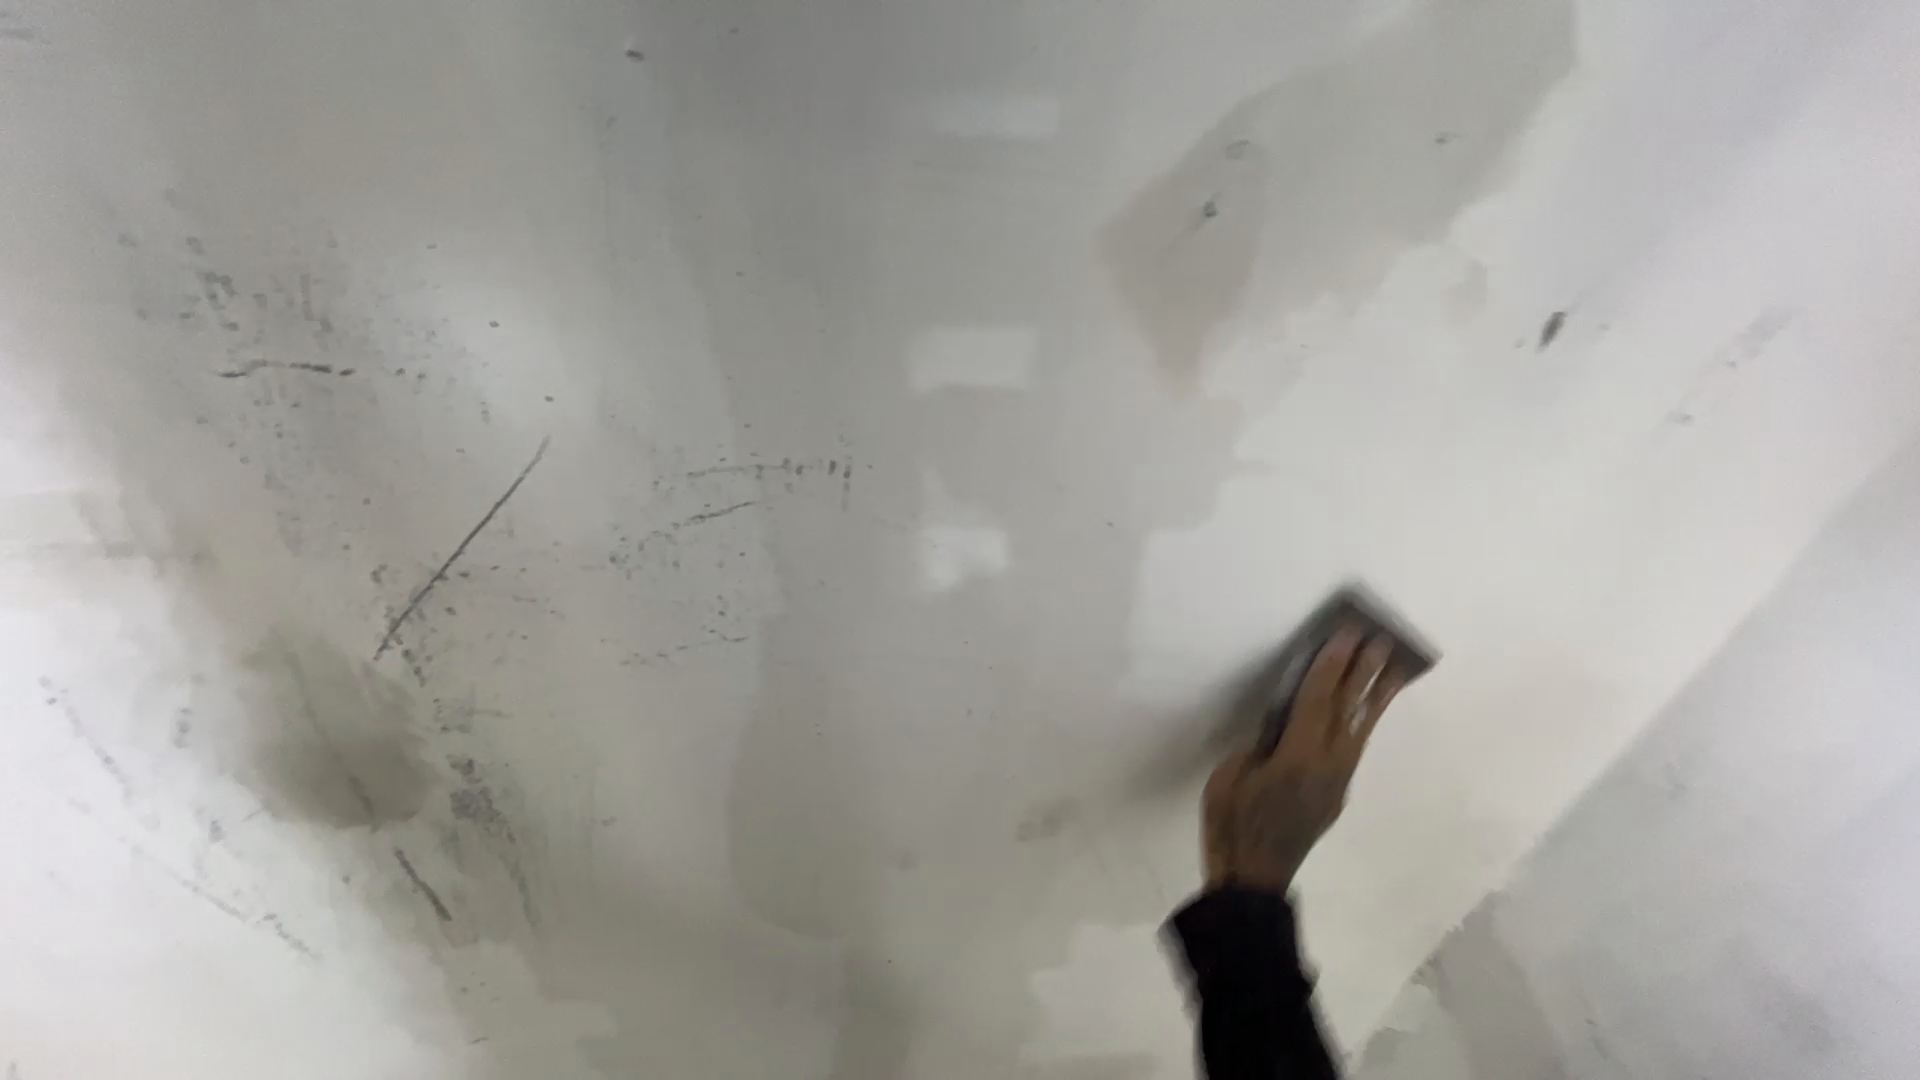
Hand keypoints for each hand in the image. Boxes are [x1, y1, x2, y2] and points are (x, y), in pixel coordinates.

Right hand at [1202, 625, 1406, 892]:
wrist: (1252, 878)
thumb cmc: (1231, 822)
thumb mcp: (1232, 774)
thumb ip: (1260, 747)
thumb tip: (1280, 731)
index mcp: (1298, 758)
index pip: (1318, 701)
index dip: (1331, 666)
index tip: (1346, 636)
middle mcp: (1327, 766)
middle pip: (1348, 711)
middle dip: (1363, 674)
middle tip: (1381, 642)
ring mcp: (1336, 782)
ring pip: (1359, 731)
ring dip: (1375, 698)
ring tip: (1394, 671)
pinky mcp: (1334, 794)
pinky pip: (1351, 749)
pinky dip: (1361, 724)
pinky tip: (1362, 715)